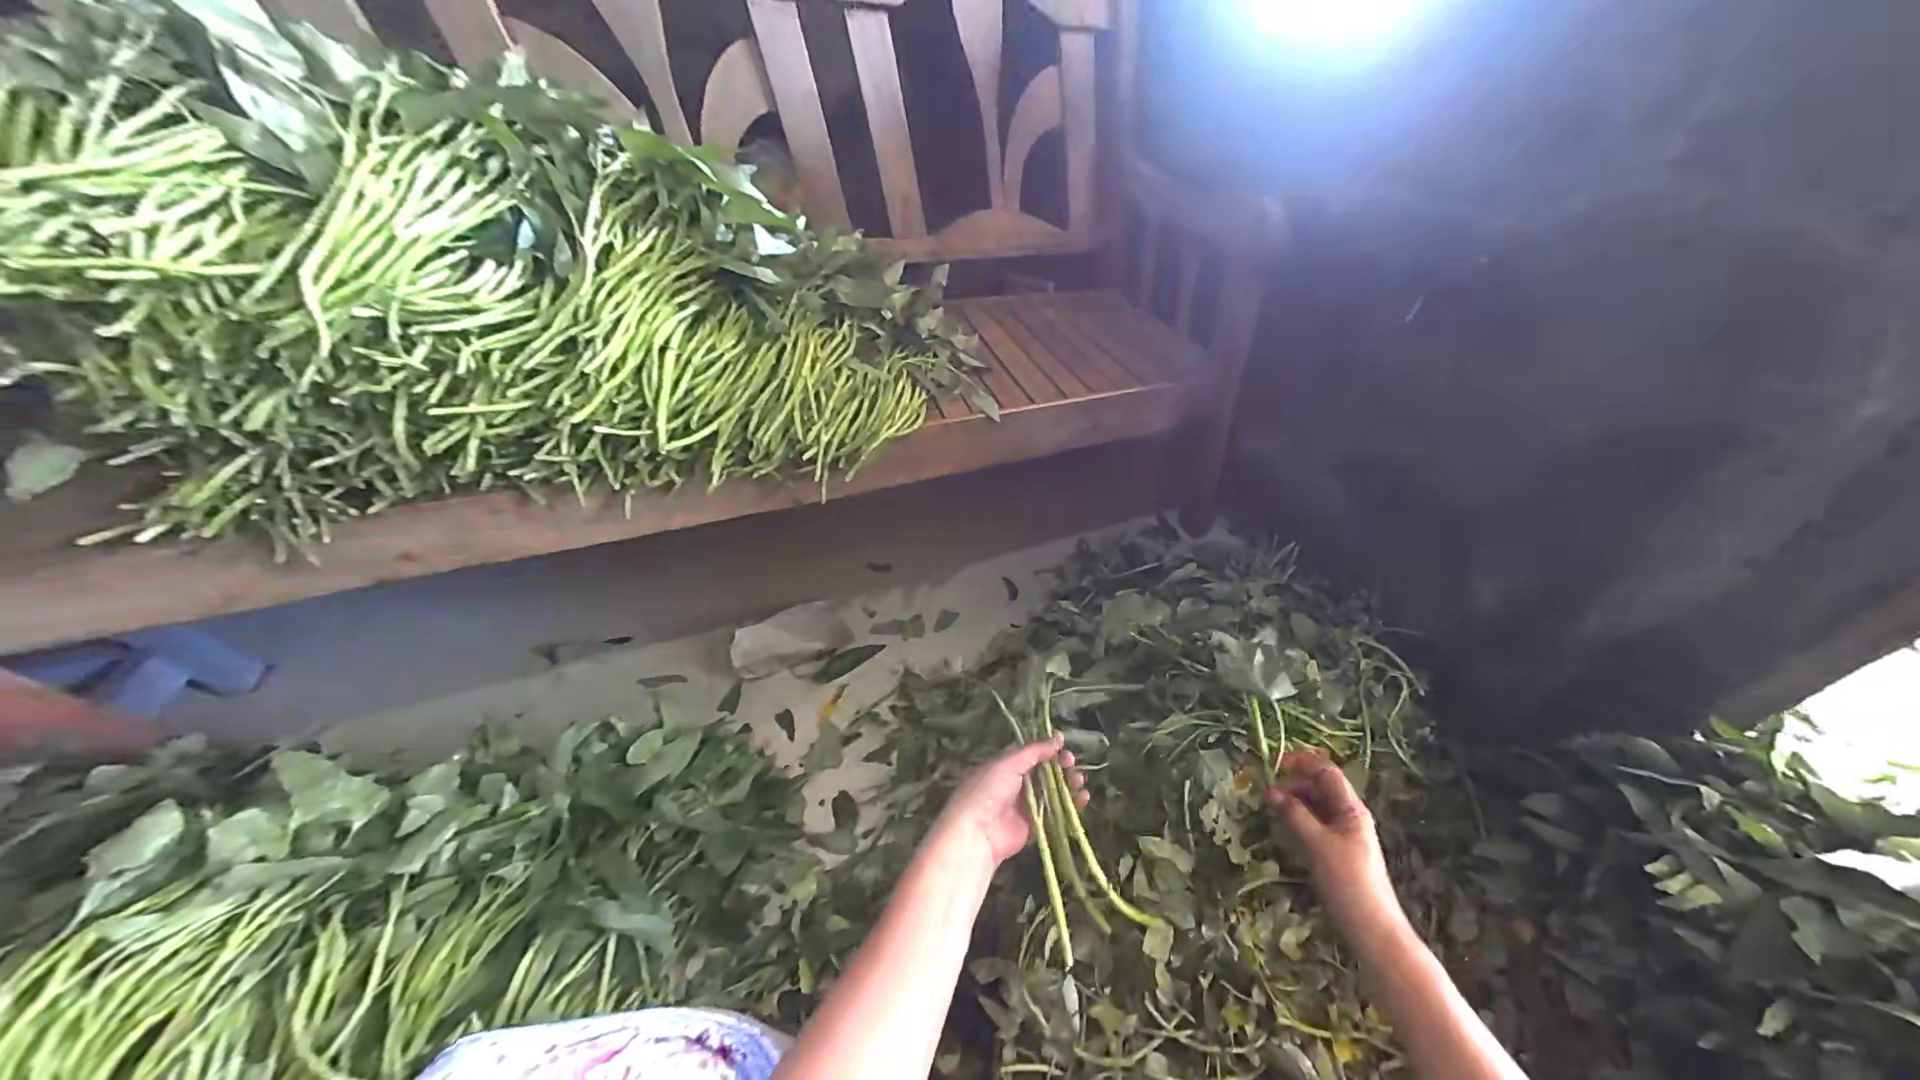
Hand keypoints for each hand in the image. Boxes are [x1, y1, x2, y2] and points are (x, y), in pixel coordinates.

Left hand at [929, 736, 1086, 867]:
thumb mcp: (1008, 763)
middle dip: (1060, 767)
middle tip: (1072, 763)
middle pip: (1044, 772)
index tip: (1063, 745)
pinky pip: (1056, 813)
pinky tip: (1083, 797)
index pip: (1031, 754)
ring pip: (1052, 792)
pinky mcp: (1035, 826)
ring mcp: (1025, 805)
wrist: (978, 832)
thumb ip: (1033, 751)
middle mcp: (1016, 783)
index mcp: (1005, 765)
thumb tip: (1057, 738)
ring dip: (1068, 784)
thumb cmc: (988, 790)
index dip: (1047, 749)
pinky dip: (1071, 805)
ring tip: (1079, 780)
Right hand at [1266, 750, 1401, 932]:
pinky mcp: (1336, 849)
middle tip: (1268, 792)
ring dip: (1293, 801)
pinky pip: (1314, 823)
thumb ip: (1294, 814)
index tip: (1274, 765)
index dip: (1302, 763)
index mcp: (1351, 809)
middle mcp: (1348, 816)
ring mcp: (1343, 833)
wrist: (1371, 927)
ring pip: (1315, 805)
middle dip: (1293, 783)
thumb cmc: (1347, 880)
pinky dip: (1298, 818)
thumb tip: (1271, 791)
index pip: (1327, 772)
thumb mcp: (1316, 843)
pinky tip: (1283, 826)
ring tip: (1271, 807)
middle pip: (1320, 786)